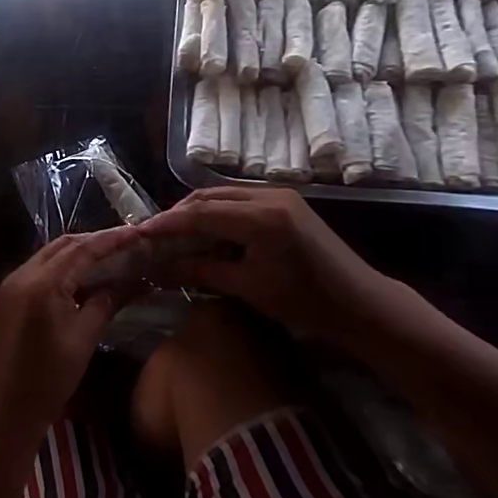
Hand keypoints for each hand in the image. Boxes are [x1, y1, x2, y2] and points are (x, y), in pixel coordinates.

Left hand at [0, 227, 142, 444]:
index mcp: (41, 283)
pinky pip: (41, 269)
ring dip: (80, 252)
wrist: (5, 409)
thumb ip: (107, 301)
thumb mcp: (85, 336)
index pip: (81, 249)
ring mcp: (12, 284)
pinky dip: (65, 266)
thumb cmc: (49, 378)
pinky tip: (86, 274)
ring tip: (112, 254)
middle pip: (64, 245)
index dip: (111, 239)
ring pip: (51, 255)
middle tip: (127, 242)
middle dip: (95, 241)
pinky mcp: (10, 296)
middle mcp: (23, 275)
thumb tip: (136, 281)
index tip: (138, 232)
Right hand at [137, 187, 418, 345]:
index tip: (140, 234)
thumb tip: (157, 269)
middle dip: (179, 214)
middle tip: (154, 236)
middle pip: (210, 196)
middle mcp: (269, 195)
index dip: (167, 224)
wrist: (358, 302)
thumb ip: (200, 271)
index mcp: (261, 217)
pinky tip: (207, 233)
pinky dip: (218, 213)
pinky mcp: (286, 203)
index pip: (201, 213)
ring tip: (175, 236)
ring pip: (224, 195)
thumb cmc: (304, 302)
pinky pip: (241, 200)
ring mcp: (280, 196)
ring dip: (198, 212)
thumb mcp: (247, 287)